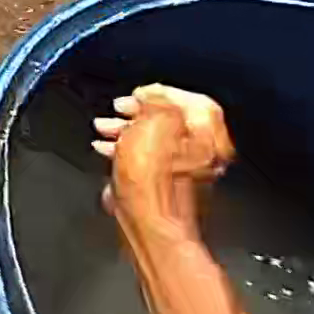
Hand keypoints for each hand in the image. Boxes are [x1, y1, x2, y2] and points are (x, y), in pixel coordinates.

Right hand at [92, 85, 234, 239]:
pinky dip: (125, 147)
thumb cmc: (151, 178)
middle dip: (139, 111)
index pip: (195, 101)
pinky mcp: (163, 183)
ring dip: (126, 128)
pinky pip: (145, 156)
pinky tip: (107, 150)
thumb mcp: (153, 126)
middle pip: (172, 118)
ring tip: (104, 130)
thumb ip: (158, 103)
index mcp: (208, 138)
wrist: (147, 220)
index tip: (138, 94)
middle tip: (119, 109)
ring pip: (155, 136)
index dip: (163, 92)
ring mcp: (184, 170)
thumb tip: (153, 95)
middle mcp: (203, 153)